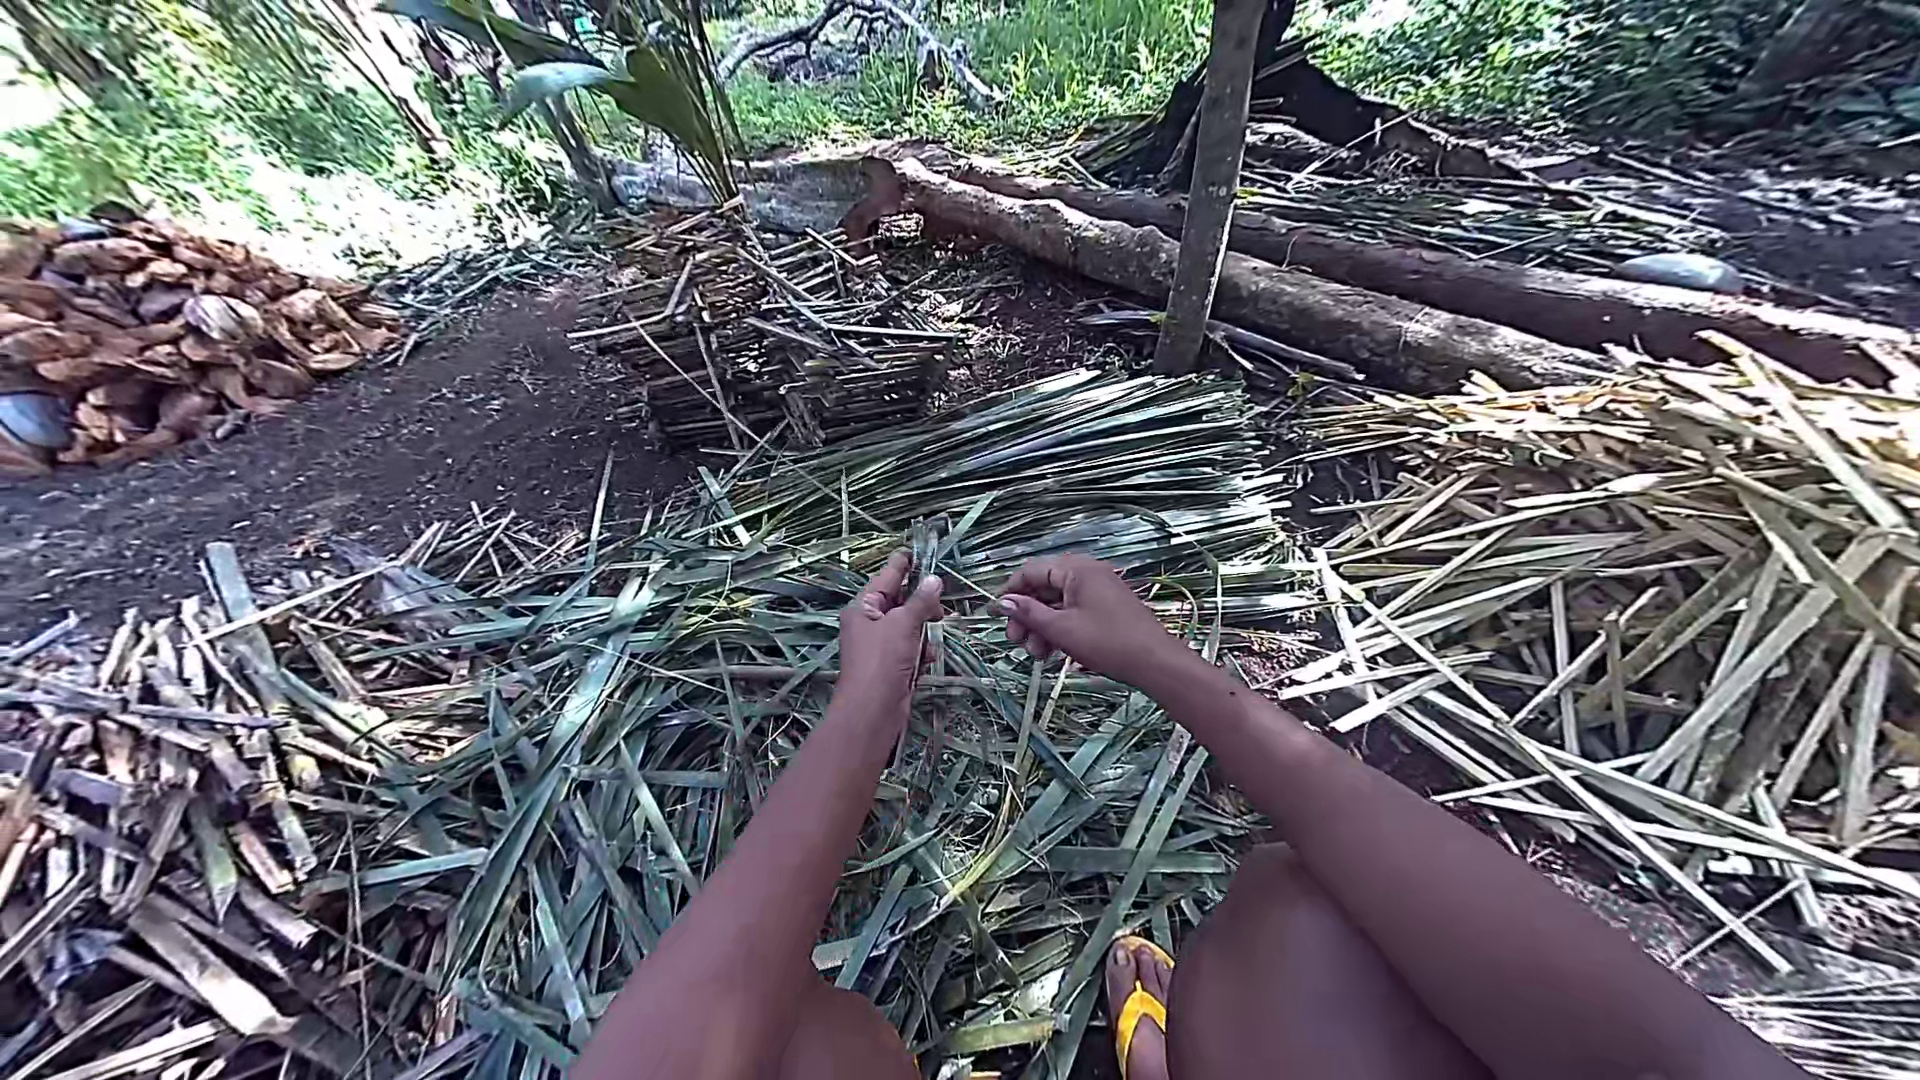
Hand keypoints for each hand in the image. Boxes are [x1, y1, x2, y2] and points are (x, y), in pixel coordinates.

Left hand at [838, 551, 943, 706]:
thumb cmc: (881, 662)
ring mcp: (880, 645)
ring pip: (911, 626)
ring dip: (924, 632)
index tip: (919, 552)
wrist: (873, 713)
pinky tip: (925, 661)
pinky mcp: (892, 665)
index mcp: (863, 607)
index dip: (904, 564)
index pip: (887, 577)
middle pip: (901, 602)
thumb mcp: (903, 624)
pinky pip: (912, 648)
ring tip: (929, 641)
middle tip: (940, 604)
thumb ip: (921, 601)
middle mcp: (869, 623)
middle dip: (921, 605)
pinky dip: (921, 653)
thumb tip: (934, 580)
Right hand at [996, 555, 1184, 682]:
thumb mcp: (1061, 629)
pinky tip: (1051, 651)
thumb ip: (1029, 613)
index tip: (996, 614)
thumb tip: (1003, 602)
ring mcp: (1096, 590)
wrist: (1155, 662)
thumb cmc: (1107, 641)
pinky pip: (1072, 611)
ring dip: (1040, 626)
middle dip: (1026, 615)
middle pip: (1043, 588)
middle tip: (1015, 641)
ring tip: (1036, 654)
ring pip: (1056, 603)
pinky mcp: (1104, 607)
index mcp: (1076, 569)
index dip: (1010, 592)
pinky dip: (1058, 628)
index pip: (1030, 571)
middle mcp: (1086, 573)